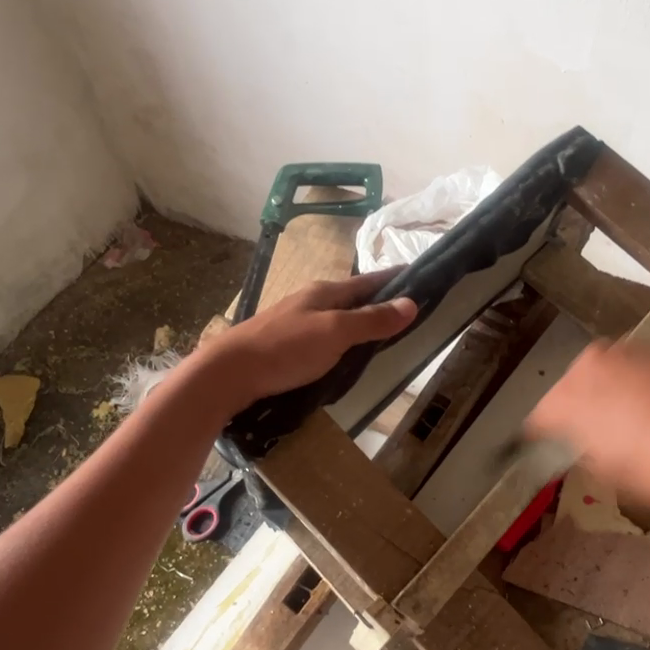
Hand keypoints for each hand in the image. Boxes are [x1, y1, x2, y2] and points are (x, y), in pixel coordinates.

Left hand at [198, 268, 418, 410]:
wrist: (229, 372)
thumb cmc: (285, 348)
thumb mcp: (335, 333)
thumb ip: (372, 321)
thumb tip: (412, 303)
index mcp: (325, 291)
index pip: (369, 281)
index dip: (394, 279)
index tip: (421, 276)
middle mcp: (311, 300)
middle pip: (353, 297)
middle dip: (380, 300)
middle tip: (409, 309)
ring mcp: (296, 321)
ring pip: (337, 316)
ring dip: (360, 320)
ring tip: (383, 332)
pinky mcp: (285, 344)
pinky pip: (324, 334)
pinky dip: (343, 338)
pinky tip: (345, 352)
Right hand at [526, 342, 649, 511]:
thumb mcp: (610, 473)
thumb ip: (582, 451)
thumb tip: (579, 446)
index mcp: (568, 395)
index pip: (539, 414)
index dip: (541, 433)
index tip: (544, 444)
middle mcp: (592, 363)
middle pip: (572, 384)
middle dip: (578, 406)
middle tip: (591, 435)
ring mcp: (630, 350)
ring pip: (607, 372)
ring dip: (611, 392)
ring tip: (630, 424)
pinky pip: (639, 367)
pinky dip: (642, 384)